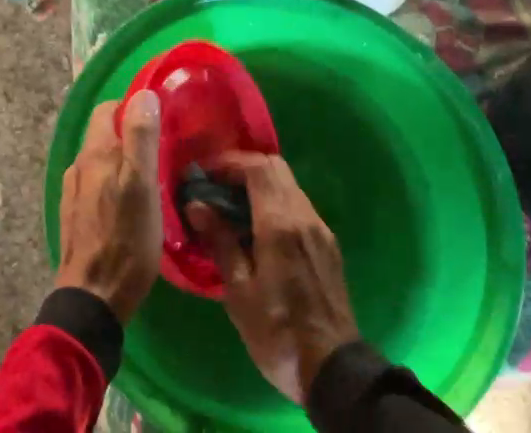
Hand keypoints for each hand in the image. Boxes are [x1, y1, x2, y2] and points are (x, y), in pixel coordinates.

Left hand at [55, 91, 161, 322]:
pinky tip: (134, 207)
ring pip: (103, 164)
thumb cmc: (125, 240)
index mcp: (94, 153)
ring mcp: (73, 194)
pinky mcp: (76, 218)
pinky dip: (116, 187)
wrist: (93, 299)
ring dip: (125, 165)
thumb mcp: (142, 185)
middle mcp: (78, 167)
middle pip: (105, 136)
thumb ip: (140, 137)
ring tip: (155, 180)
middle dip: (132, 138)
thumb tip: (143, 93)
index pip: (108, 109)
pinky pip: (98, 188)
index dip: (134, 109)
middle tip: (165, 153)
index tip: (162, 123)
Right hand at [185, 152, 358, 403]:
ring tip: (230, 208)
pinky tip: (256, 229)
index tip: (202, 174)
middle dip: (242, 168)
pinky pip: (298, 206)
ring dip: (259, 185)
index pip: (257, 167)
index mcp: (280, 224)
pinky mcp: (327, 244)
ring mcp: (320, 229)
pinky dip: (274, 203)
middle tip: (214, 187)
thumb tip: (197, 206)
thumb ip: (220, 241)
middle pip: (276, 168)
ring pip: (289, 185)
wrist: (333, 368)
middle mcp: (304, 216)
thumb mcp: (239, 291)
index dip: (228, 162)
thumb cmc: (277, 333)